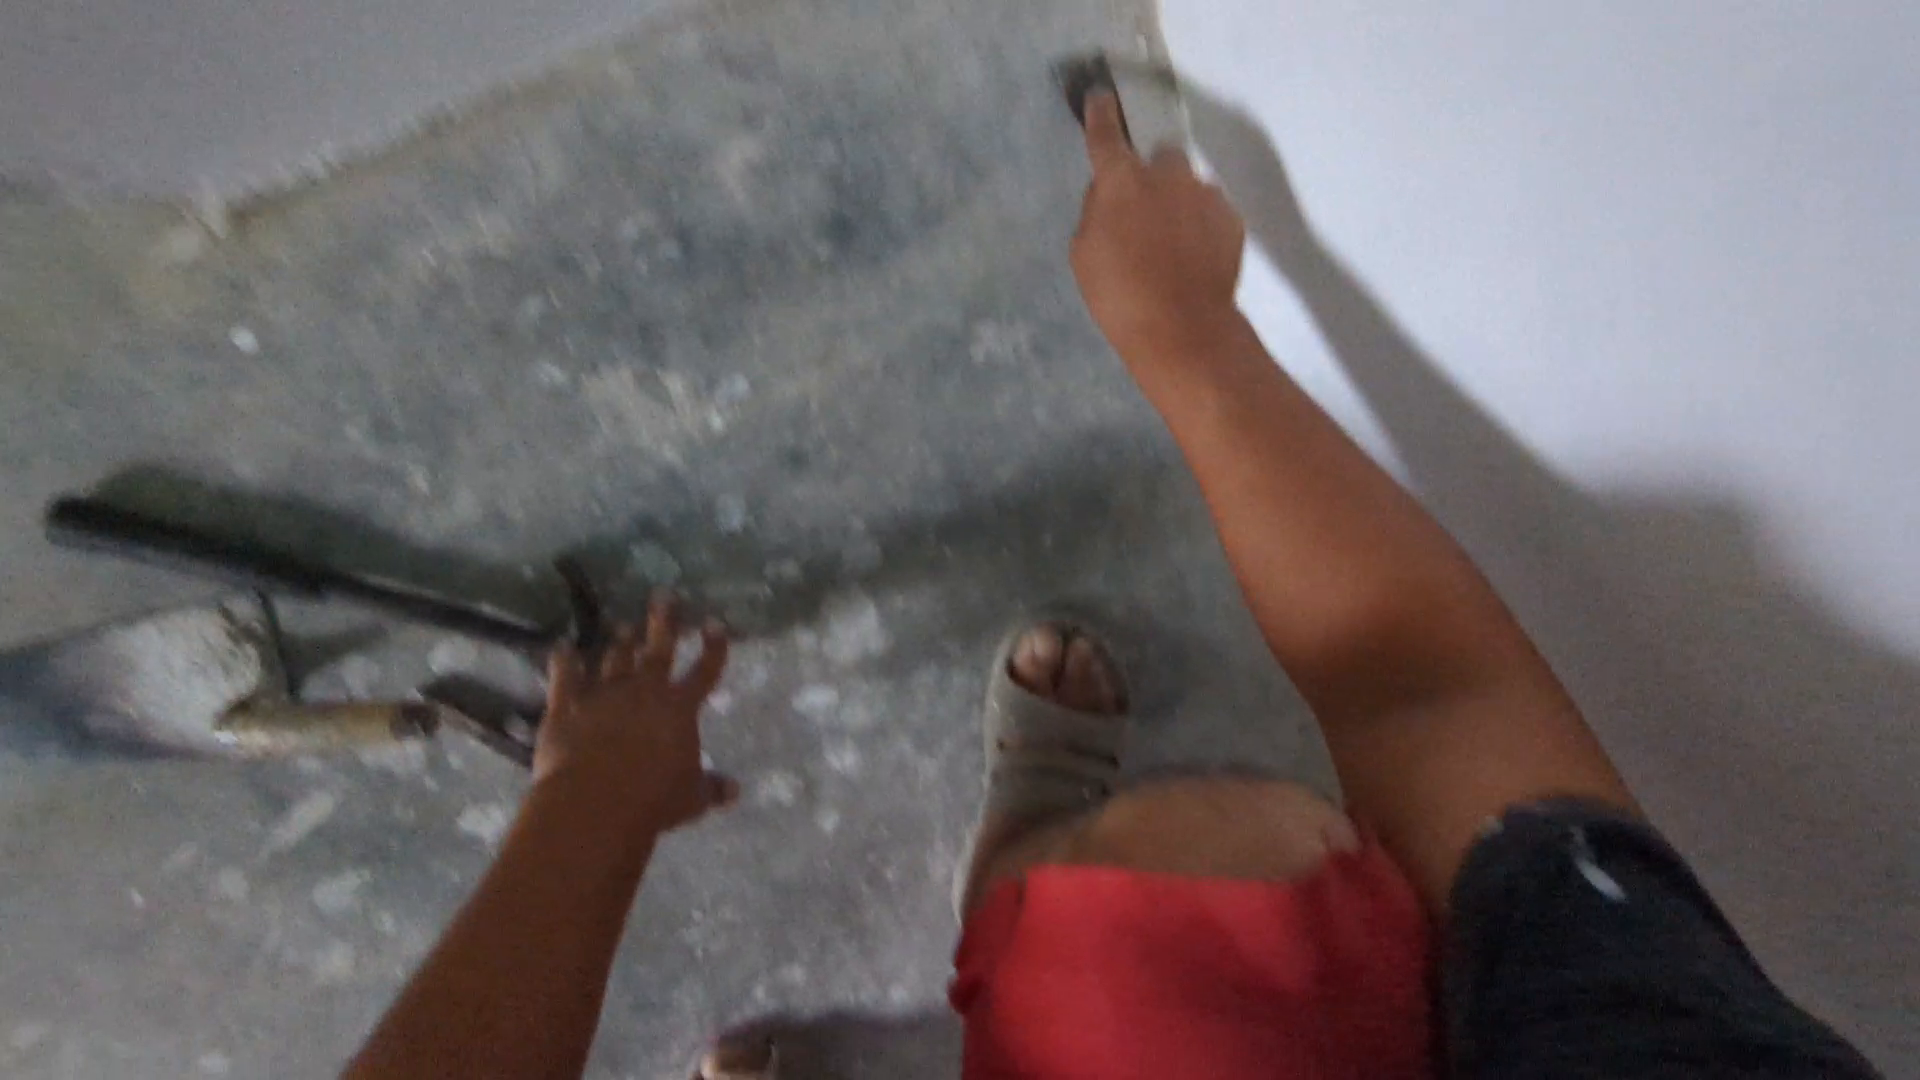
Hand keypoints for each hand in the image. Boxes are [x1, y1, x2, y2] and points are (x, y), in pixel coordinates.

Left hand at [532, 592, 736, 835]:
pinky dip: (563, 662)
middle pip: (658, 649)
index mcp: (680, 708)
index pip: (705, 669)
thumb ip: (711, 787)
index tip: (715, 624)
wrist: (594, 802)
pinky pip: (564, 678)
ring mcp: (603, 695)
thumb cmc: (653, 799)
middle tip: (664, 595)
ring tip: (622, 625)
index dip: (714, 646)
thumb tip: (735, 790)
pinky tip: (562, 647)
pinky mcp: (566, 707)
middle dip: (663, 621)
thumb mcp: (691, 798)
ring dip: (619, 642)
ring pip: (613, 660)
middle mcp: (644, 692)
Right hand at [1071, 92, 1246, 360]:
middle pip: (1159, 158)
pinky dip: (1201, 229)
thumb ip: (1096, 214)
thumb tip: (1109, 196)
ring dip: (1179, 207)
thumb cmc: (1120, 297)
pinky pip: (1210, 213)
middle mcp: (1167, 175)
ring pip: (1188, 188)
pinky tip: (1193, 262)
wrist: (1181, 328)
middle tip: (1145, 217)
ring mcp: (1205, 194)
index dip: (1101, 116)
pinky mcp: (1231, 219)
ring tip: (1172, 251)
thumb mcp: (1084, 256)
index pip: (1106, 137)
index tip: (1101, 98)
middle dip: (1153, 178)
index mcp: (1122, 183)